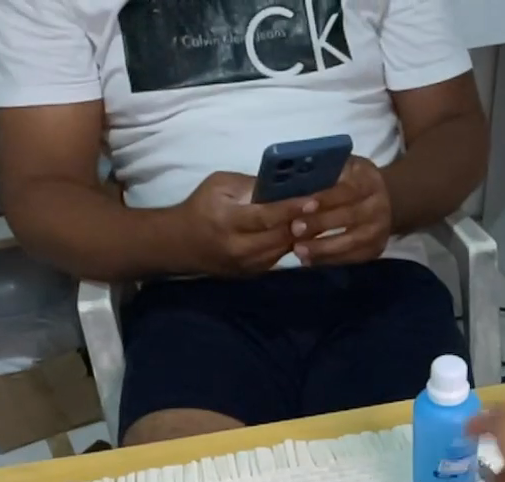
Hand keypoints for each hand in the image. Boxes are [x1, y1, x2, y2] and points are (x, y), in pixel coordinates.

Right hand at [177, 172, 314, 276]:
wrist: (182, 244)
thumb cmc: (201, 207)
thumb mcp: (219, 185)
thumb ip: (251, 185)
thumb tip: (282, 185)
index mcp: (229, 221)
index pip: (267, 216)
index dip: (292, 208)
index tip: (313, 200)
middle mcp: (240, 248)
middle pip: (280, 236)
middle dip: (303, 223)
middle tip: (322, 209)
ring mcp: (248, 265)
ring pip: (283, 250)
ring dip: (301, 236)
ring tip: (316, 220)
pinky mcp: (253, 274)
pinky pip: (278, 258)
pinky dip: (290, 244)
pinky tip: (301, 232)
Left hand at [290, 157, 392, 265]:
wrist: (389, 201)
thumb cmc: (356, 181)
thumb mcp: (346, 168)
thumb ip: (327, 174)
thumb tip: (295, 183)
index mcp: (368, 182)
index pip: (347, 190)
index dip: (326, 199)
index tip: (304, 206)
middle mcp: (377, 207)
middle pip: (349, 217)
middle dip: (320, 224)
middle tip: (295, 229)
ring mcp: (379, 232)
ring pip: (350, 243)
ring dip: (322, 248)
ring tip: (298, 250)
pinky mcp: (374, 251)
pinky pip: (349, 258)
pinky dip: (327, 260)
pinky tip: (308, 260)